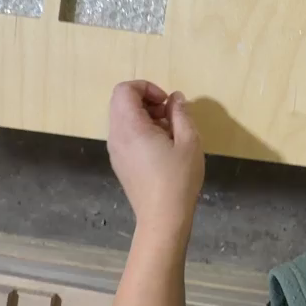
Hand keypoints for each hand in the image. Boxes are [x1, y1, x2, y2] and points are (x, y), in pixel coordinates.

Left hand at [106, 80, 204, 241]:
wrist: (163, 218)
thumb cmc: (178, 178)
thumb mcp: (189, 141)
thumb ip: (181, 113)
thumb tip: (175, 98)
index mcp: (130, 127)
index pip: (124, 90)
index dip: (147, 87)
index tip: (167, 103)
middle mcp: (116, 136)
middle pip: (122, 102)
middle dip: (147, 100)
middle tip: (170, 116)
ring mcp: (116, 150)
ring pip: (123, 118)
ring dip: (146, 116)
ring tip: (170, 132)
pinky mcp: (120, 162)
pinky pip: (126, 134)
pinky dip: (142, 130)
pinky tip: (162, 147)